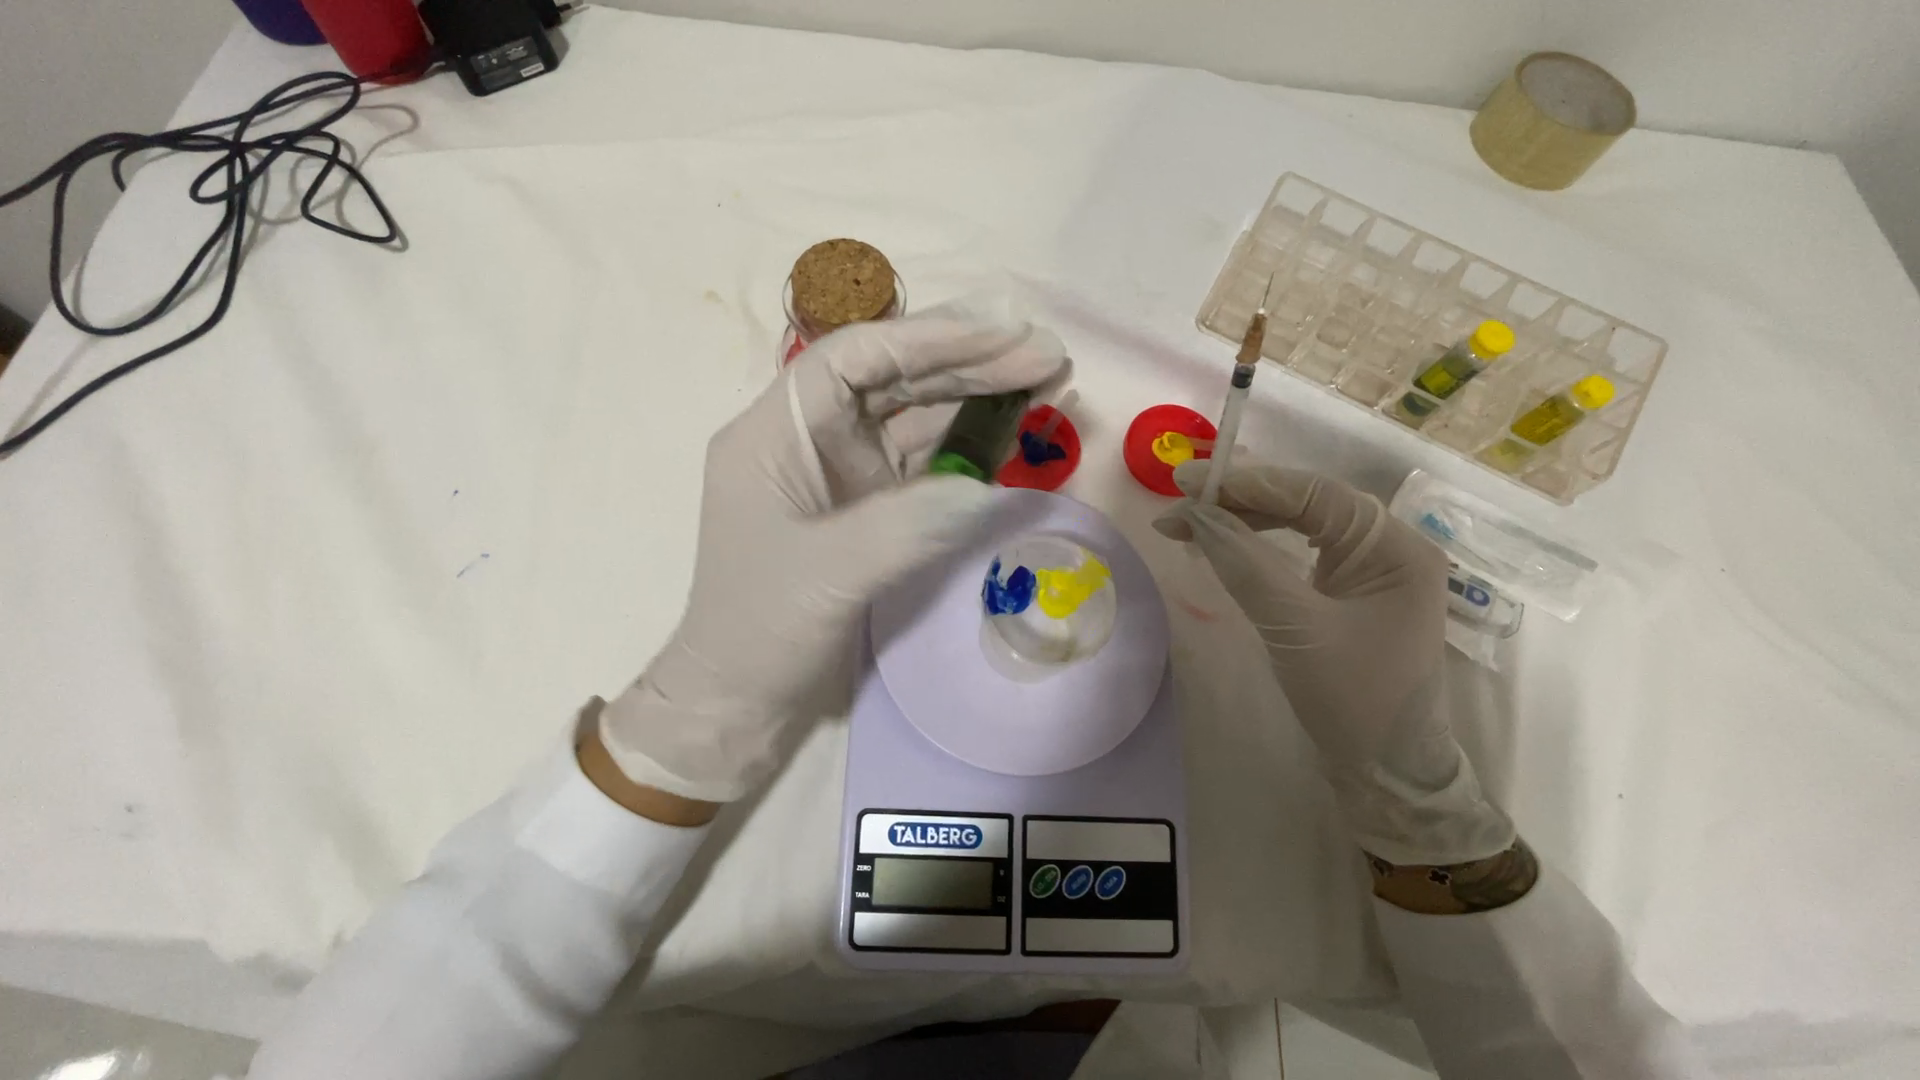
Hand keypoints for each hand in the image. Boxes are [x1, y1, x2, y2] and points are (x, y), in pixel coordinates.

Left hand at [599, 310, 1069, 802]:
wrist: (741, 694)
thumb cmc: (760, 628)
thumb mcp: (829, 574)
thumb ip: (909, 525)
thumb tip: (989, 488)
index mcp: (776, 431)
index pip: (855, 357)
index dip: (930, 337)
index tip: (1002, 332)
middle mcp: (810, 436)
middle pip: (893, 376)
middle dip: (968, 360)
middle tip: (1045, 351)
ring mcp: (842, 470)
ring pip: (914, 413)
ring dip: (976, 394)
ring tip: (1043, 377)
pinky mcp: (869, 504)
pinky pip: (925, 459)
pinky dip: (969, 443)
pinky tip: (1012, 428)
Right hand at [1155, 459, 1512, 865]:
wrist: (1386, 774)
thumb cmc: (1353, 699)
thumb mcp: (1295, 628)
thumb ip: (1246, 564)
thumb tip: (1195, 515)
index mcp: (1394, 547)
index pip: (1314, 493)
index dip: (1248, 482)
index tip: (1187, 481)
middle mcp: (1388, 546)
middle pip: (1306, 502)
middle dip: (1241, 498)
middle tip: (1180, 497)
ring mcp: (1369, 569)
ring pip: (1299, 523)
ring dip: (1243, 519)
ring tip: (1188, 521)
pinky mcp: (1347, 591)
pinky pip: (1298, 551)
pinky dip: (1257, 546)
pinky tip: (1222, 543)